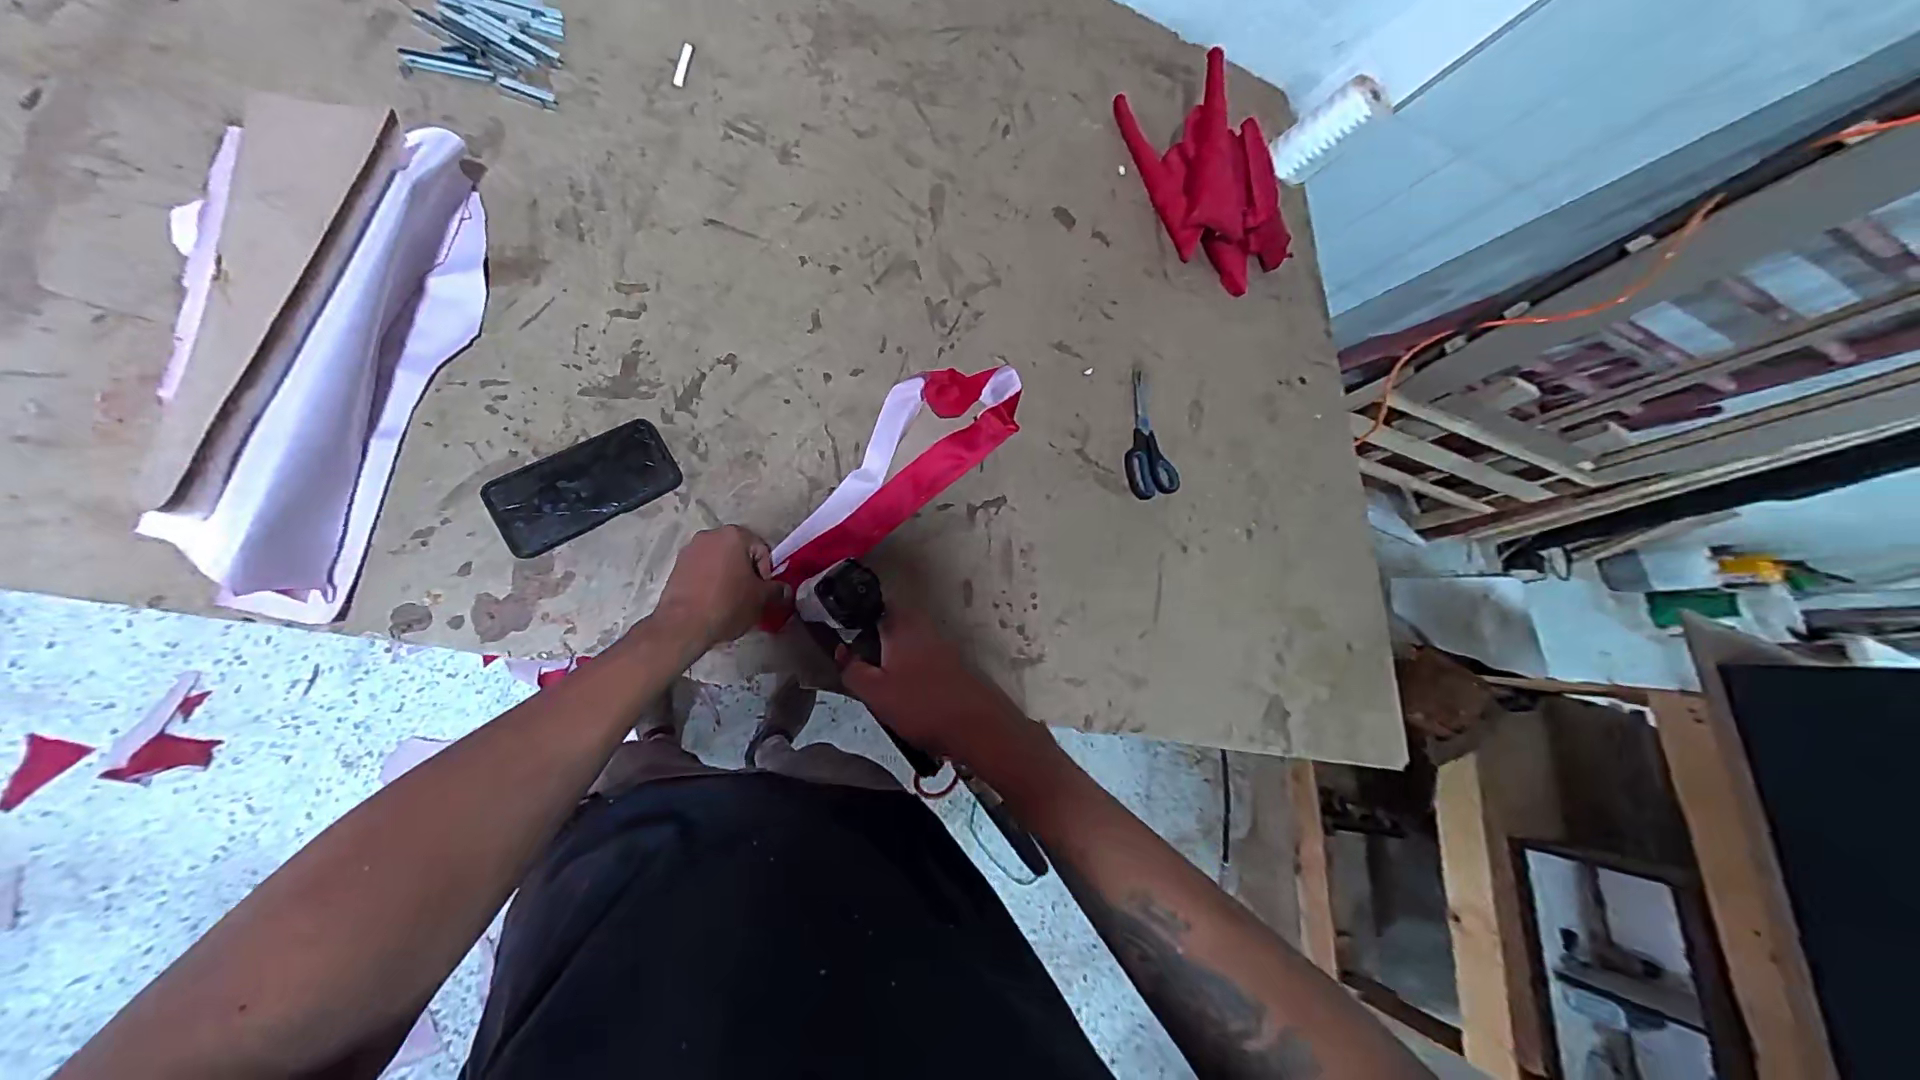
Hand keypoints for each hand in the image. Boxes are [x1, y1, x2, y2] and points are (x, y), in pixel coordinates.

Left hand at [651, 525, 786, 648]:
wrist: (683, 625)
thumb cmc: (728, 604)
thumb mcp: (761, 598)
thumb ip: (777, 590)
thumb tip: (785, 590)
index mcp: (734, 535)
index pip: (761, 550)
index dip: (766, 572)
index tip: (761, 591)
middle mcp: (710, 535)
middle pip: (739, 552)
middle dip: (746, 571)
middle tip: (748, 595)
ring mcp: (689, 550)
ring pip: (719, 561)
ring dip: (727, 575)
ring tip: (729, 600)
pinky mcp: (676, 566)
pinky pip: (702, 570)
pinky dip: (710, 581)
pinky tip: (712, 601)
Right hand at [838, 605, 1033, 766]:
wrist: (974, 726)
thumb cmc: (920, 705)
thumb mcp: (874, 692)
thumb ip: (852, 668)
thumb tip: (841, 651)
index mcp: (901, 625)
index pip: (874, 605)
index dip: (856, 616)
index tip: (842, 634)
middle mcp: (923, 627)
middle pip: (891, 624)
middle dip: (873, 641)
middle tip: (859, 665)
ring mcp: (941, 645)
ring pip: (907, 642)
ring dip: (891, 658)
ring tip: (880, 685)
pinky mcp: (952, 665)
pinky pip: (921, 659)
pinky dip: (909, 670)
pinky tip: (905, 695)